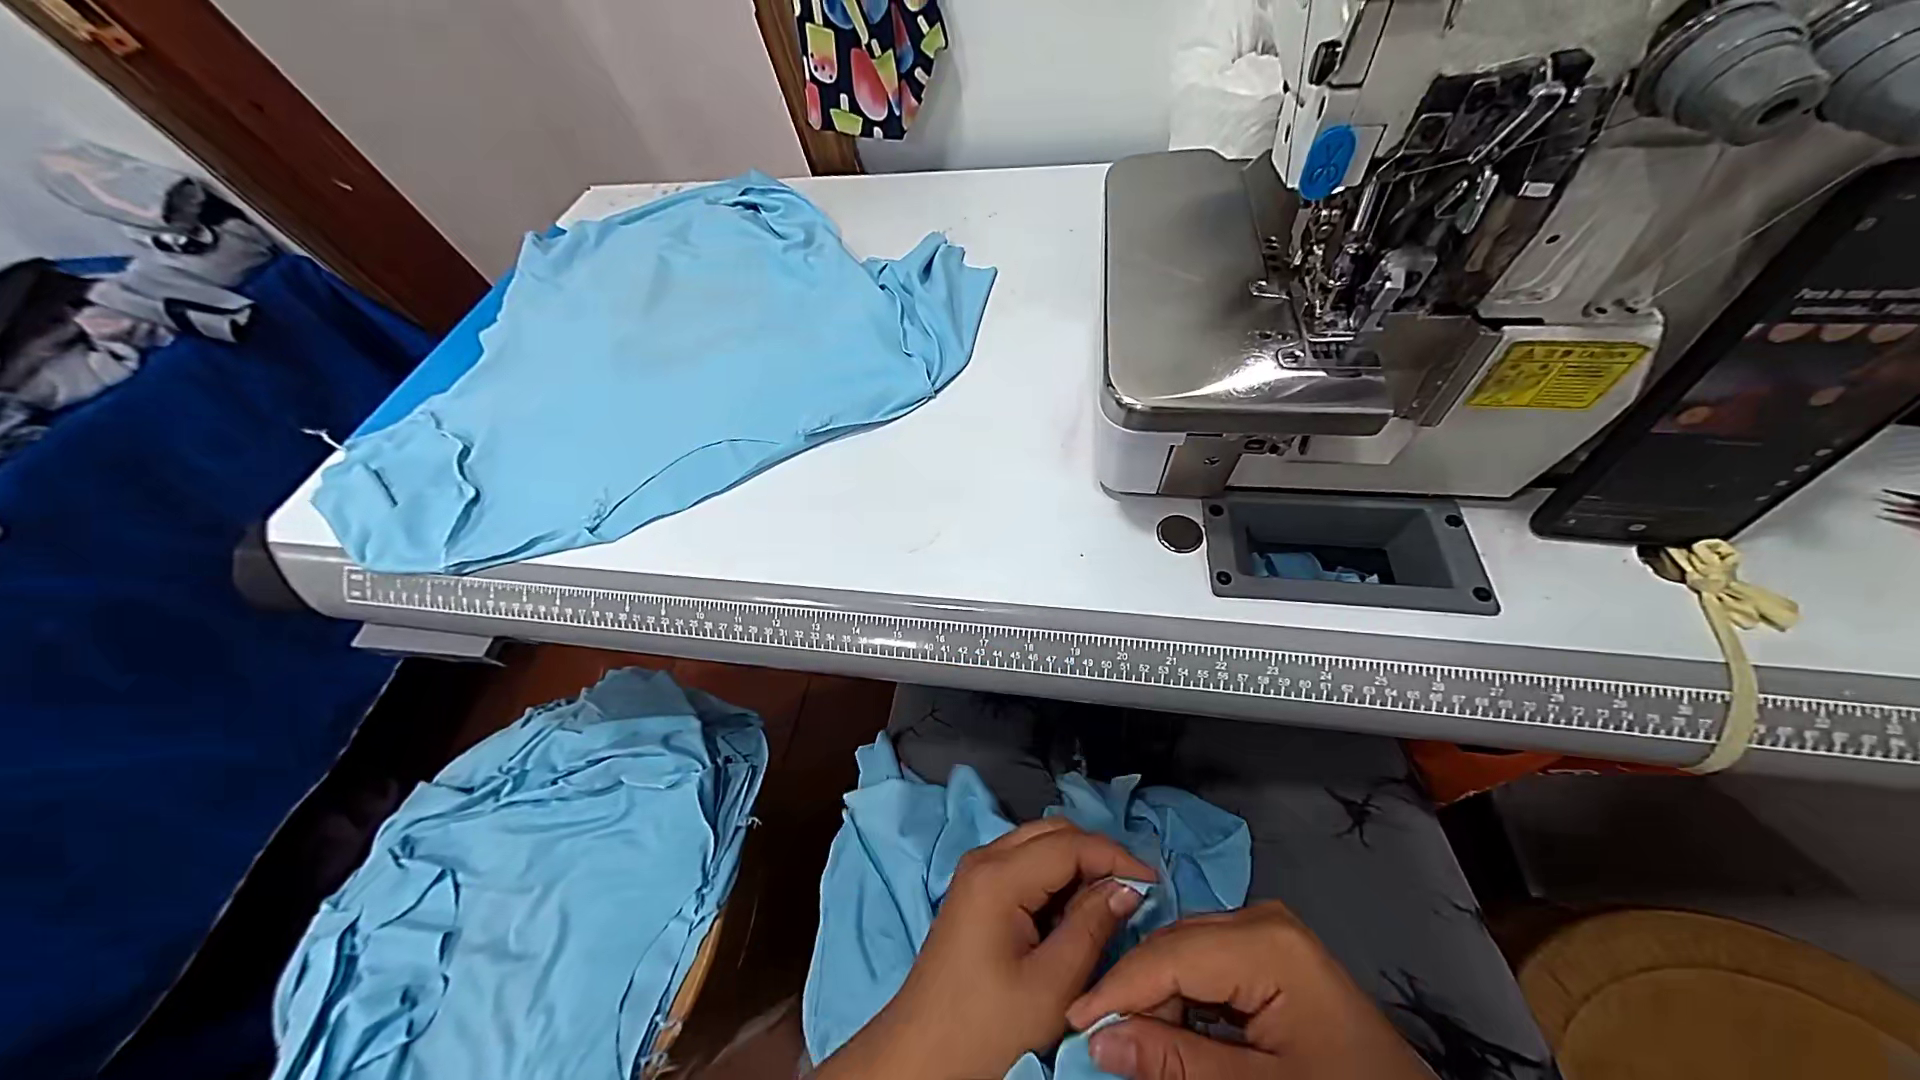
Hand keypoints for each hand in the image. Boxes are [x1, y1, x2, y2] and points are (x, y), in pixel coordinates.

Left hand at [816, 819, 1153, 1079]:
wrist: (923, 1055)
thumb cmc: (986, 1029)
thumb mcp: (1052, 985)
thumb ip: (1091, 926)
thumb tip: (1126, 887)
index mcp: (998, 876)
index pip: (1069, 843)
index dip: (1115, 856)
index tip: (1152, 883)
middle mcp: (983, 859)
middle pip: (1053, 832)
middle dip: (1096, 854)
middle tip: (1131, 891)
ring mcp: (976, 872)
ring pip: (1039, 842)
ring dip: (1076, 862)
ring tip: (1109, 901)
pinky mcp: (975, 889)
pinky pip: (1024, 862)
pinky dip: (1055, 875)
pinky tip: (1073, 908)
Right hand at [1066, 902, 1433, 1079]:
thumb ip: (1177, 1062)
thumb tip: (1100, 1039)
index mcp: (1267, 941)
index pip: (1168, 955)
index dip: (1115, 989)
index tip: (1071, 1022)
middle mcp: (1262, 921)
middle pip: (1174, 947)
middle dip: (1138, 996)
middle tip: (1107, 1046)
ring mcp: (1269, 934)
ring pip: (1185, 955)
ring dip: (1159, 1001)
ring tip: (1143, 1047)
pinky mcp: (1272, 955)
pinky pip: (1208, 966)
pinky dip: (1185, 1001)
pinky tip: (1175, 1034)